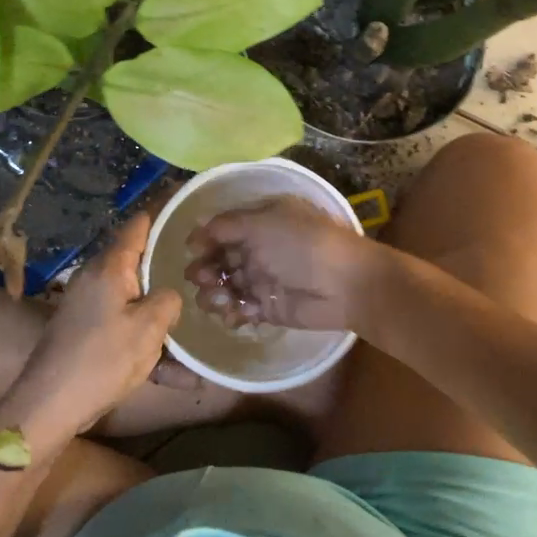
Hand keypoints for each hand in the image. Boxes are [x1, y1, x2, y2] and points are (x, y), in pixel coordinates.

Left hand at [7, 214, 182, 437]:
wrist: (48, 405)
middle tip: (204, 269)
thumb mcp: (148, 329)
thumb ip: (167, 300)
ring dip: (162, 312)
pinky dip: (147, 340)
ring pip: (135, 298)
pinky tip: (177, 373)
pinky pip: (125, 325)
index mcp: (110, 267)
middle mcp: (95, 277)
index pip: (139, 225)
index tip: (189, 207)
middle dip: (169, 266)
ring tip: (196, 324)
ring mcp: (87, 304)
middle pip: (139, 261)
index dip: (164, 211)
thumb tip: (170, 294)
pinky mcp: (85, 330)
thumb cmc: (101, 360)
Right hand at [183, 197, 385, 331]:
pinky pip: (242, 309)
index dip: (205, 239)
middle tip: (198, 278)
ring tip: (214, 299)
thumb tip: (198, 227)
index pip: (224, 229)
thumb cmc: (304, 243)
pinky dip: (233, 312)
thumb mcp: (264, 223)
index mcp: (262, 223)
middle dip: (205, 268)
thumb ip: (228, 225)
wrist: (346, 283)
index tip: (190, 250)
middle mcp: (261, 249)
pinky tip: (231, 314)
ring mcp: (265, 279)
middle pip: (221, 258)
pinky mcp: (270, 308)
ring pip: (227, 285)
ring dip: (215, 291)